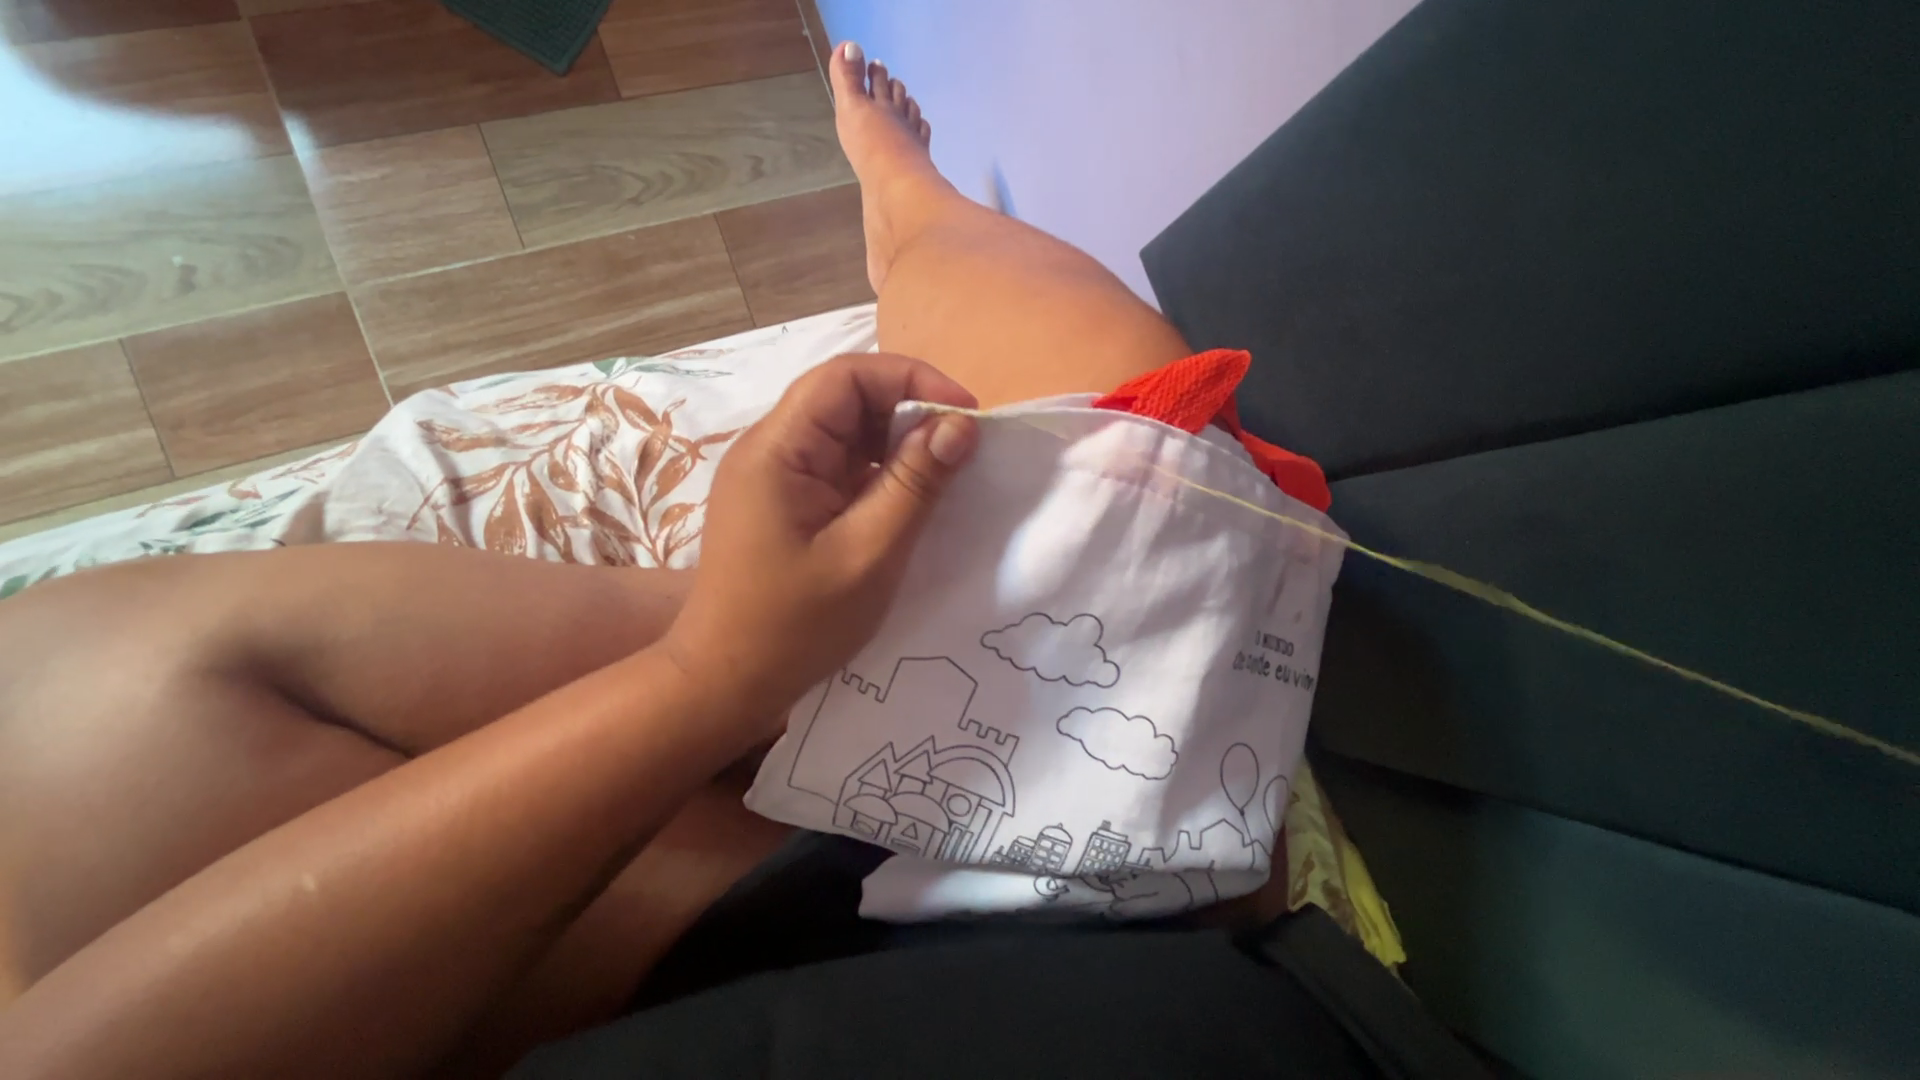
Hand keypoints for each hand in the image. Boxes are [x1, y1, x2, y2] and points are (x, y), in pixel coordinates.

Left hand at [663, 353, 978, 724]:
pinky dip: (878, 473)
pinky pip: (838, 466)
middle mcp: (770, 449)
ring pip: (845, 432)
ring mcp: (775, 476)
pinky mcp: (784, 502)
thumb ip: (915, 485)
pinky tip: (909, 499)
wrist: (728, 681)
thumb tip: (960, 426)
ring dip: (896, 444)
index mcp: (778, 449)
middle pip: (845, 398)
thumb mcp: (869, 554)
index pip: (846, 376)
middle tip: (961, 450)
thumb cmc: (796, 625)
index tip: (965, 416)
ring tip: (943, 475)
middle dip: (908, 412)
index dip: (911, 380)